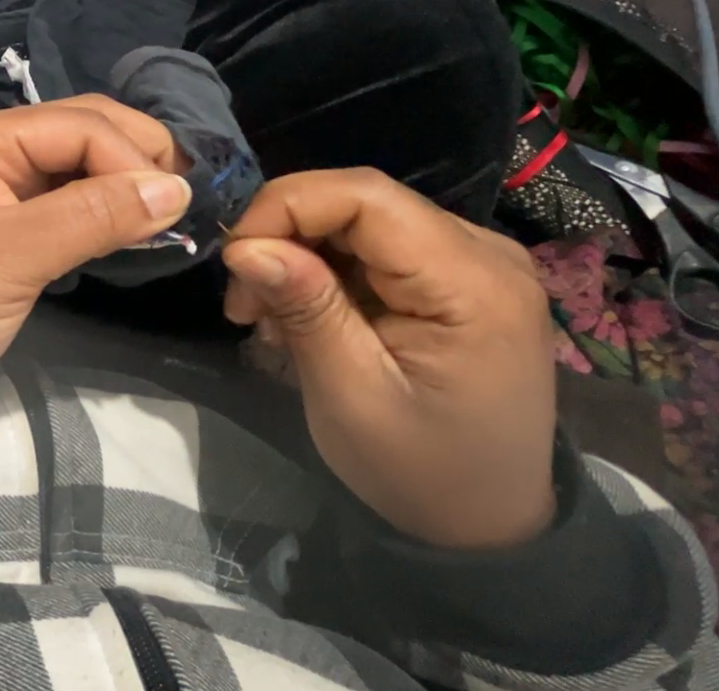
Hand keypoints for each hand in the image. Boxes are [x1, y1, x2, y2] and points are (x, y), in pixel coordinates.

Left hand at [0, 95, 191, 420]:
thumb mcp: (7, 257)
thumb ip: (90, 216)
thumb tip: (176, 189)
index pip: (79, 124)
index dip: (132, 158)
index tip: (176, 208)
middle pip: (85, 133)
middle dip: (138, 159)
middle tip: (188, 204)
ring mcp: (5, 192)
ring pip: (83, 169)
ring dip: (128, 187)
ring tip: (174, 220)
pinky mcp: (15, 231)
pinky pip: (74, 206)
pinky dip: (108, 215)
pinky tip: (138, 234)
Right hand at [221, 168, 557, 549]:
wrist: (485, 521)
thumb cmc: (419, 469)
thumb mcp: (350, 395)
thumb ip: (305, 309)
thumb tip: (243, 246)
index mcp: (473, 283)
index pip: (365, 196)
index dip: (284, 207)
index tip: (234, 260)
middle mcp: (483, 253)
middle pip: (357, 201)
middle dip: (281, 235)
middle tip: (243, 302)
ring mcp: (471, 261)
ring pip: (354, 218)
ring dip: (294, 255)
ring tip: (266, 318)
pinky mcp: (450, 274)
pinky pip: (368, 244)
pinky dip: (318, 270)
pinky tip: (300, 315)